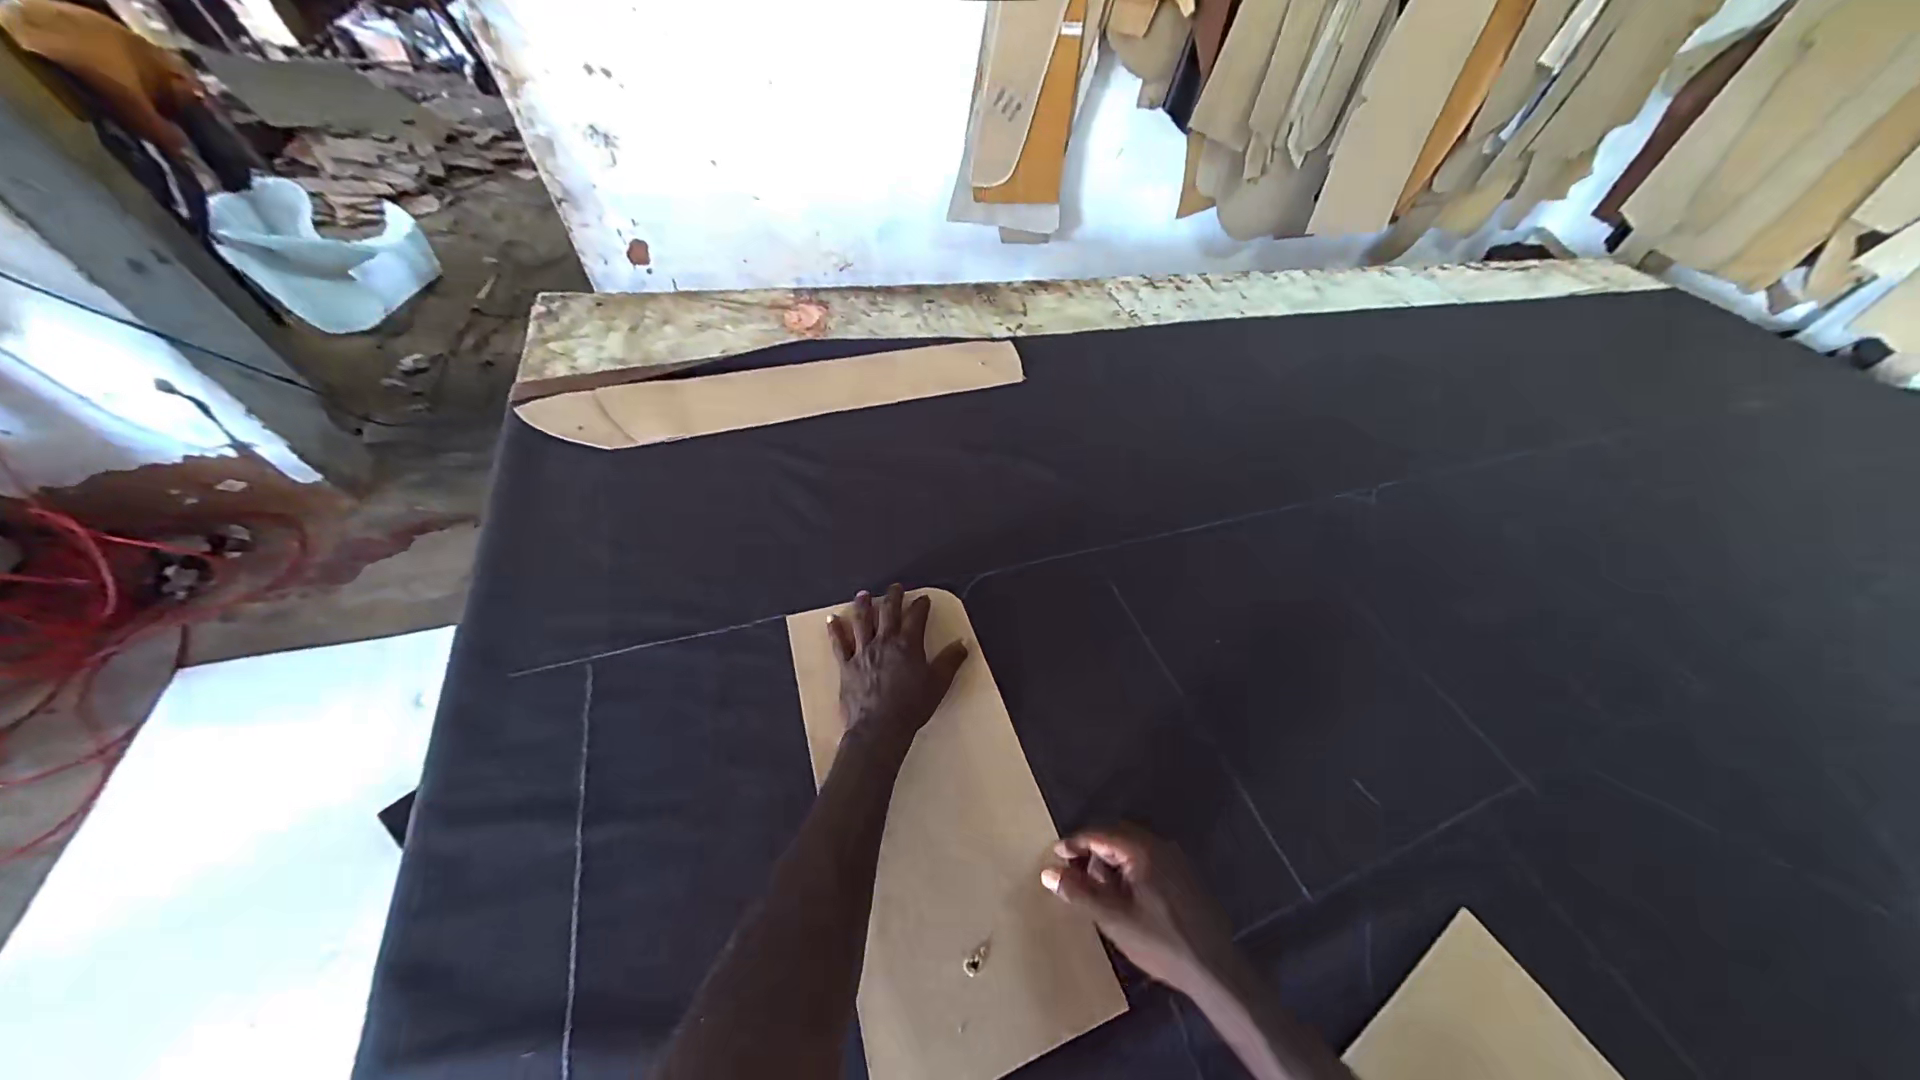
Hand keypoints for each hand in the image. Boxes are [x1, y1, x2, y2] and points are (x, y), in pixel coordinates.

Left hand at [829, 585, 968, 747]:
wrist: (879, 727)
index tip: (923, 599)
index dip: (920, 605)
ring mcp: (863, 652)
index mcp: (908, 644)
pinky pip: (840, 644)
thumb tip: (962, 643)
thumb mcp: (938, 684)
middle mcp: (884, 642)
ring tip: (864, 594)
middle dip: (893, 597)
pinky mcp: (847, 666)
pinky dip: (835, 630)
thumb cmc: (911, 706)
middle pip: (888, 613)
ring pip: (862, 622)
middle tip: (895, 587)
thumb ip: (951, 661)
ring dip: (863, 606)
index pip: (916, 617)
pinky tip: (832, 619)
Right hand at [1041, 824, 1241, 997]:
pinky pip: (1147, 860)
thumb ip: (1079, 893)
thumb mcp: (1113, 919)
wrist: (1215, 970)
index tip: (1055, 854)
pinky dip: (1128, 869)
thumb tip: (1048, 872)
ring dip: (1110, 861)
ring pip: (1132, 848)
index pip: (1099, 834)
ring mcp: (1175, 860)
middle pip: (1116, 836)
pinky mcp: (1183, 876)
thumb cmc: (1160, 942)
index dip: (1074, 843)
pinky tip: (1122, 894)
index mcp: (1142, 849)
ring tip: (1097, 888)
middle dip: (1092, 851)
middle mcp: (1160, 845)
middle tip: (1073, 871)